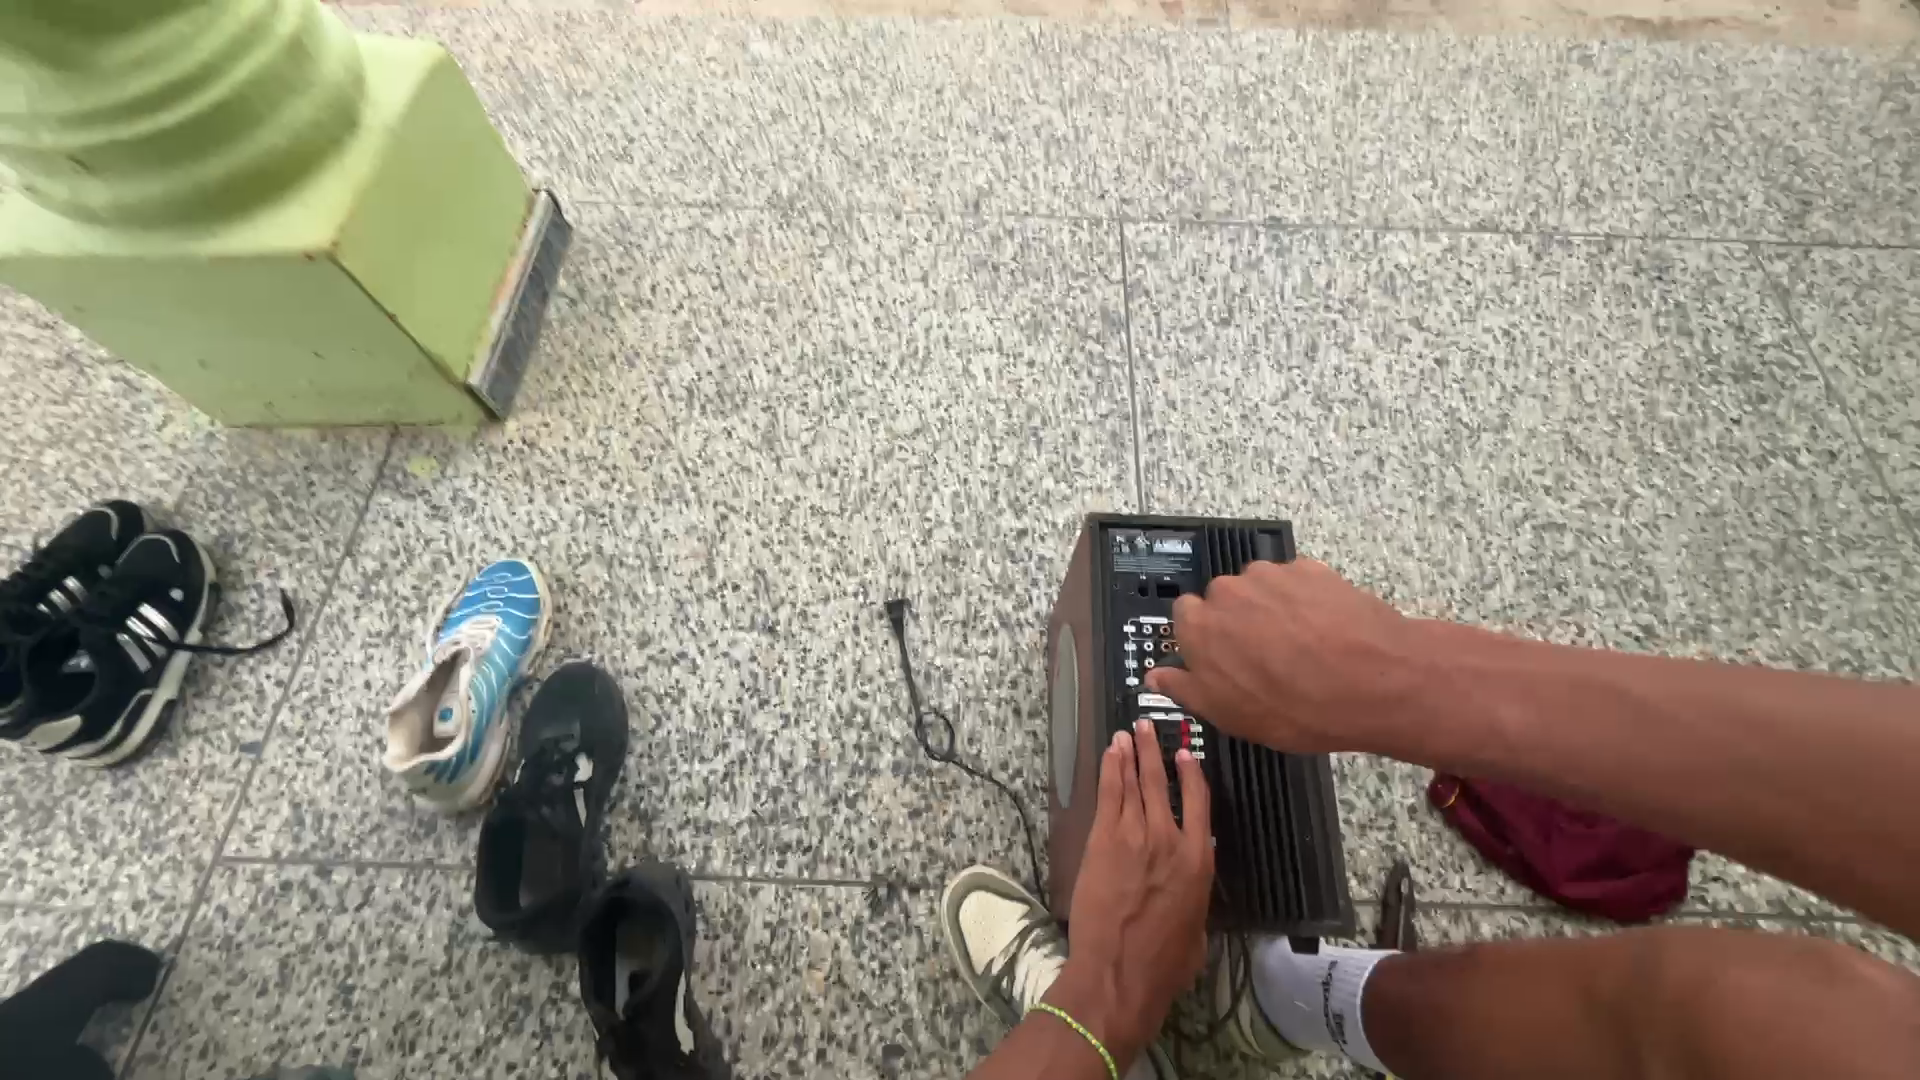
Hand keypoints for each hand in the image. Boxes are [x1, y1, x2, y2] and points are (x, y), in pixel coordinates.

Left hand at [1051, 722, 1212, 1069]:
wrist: (1119, 971)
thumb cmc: (1163, 963)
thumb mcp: (1196, 929)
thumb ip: (1194, 895)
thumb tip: (1187, 883)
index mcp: (1198, 861)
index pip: (1200, 803)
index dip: (1192, 774)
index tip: (1185, 753)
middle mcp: (1169, 839)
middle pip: (1162, 783)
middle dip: (1153, 751)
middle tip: (1147, 726)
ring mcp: (1134, 835)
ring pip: (1134, 783)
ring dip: (1131, 754)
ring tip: (1128, 732)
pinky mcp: (1104, 839)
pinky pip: (1109, 794)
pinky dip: (1111, 770)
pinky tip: (1111, 753)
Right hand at [1145, 558, 1418, 753]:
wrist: (1376, 683)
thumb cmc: (1295, 708)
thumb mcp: (1229, 716)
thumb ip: (1185, 689)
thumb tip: (1155, 677)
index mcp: (1198, 626)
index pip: (1184, 617)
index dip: (1206, 639)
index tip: (1225, 660)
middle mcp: (1226, 592)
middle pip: (1223, 600)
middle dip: (1238, 621)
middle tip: (1266, 656)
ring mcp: (1270, 576)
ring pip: (1259, 589)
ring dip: (1271, 609)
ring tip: (1301, 645)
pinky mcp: (1308, 568)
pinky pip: (1296, 582)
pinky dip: (1304, 600)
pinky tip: (1325, 631)